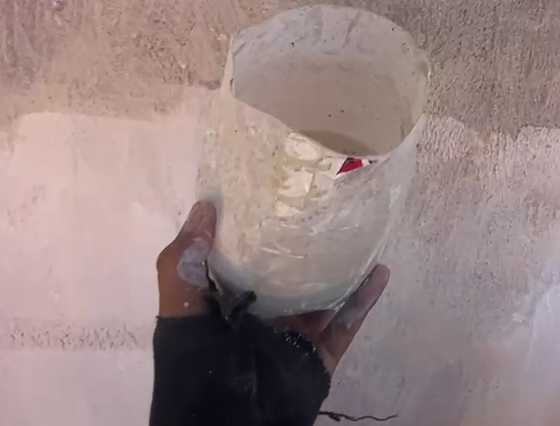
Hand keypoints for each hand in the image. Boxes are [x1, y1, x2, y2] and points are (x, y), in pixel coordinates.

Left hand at [155, 200, 391, 372]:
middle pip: (290, 272)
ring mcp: (294, 334)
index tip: (276, 190)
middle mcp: (263, 315)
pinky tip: (379, 271)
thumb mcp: (180, 314)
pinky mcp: (319, 354)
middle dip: (308, 242)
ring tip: (362, 230)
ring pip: (325, 293)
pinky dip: (364, 299)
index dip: (257, 226)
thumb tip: (203, 207)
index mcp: (228, 305)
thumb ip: (183, 266)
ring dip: (344, 265)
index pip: (245, 257)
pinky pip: (346, 322)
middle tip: (329, 202)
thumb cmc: (198, 368)